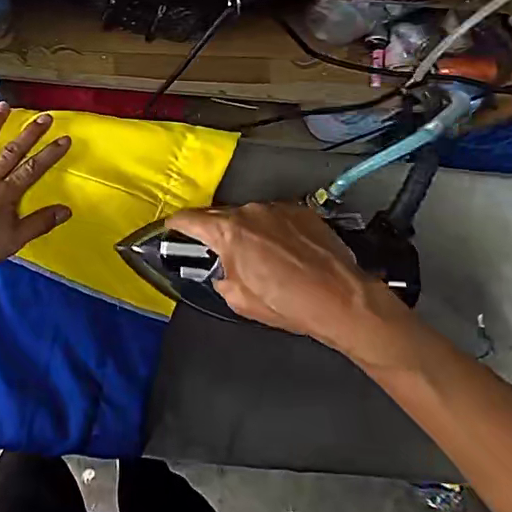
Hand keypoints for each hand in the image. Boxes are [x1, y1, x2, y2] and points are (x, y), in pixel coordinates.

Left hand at [0, 104, 70, 292]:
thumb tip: (65, 211)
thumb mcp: (12, 241)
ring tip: (4, 106)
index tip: (64, 140)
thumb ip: (39, 223)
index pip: (33, 169)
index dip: (51, 153)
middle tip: (44, 118)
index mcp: (4, 194)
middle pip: (12, 151)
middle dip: (30, 133)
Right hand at [166, 202, 420, 368]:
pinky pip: (276, 217)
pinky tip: (284, 253)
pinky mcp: (302, 211)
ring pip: (251, 215)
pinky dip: (273, 230)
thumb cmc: (289, 303)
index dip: (177, 225)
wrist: (339, 297)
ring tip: (262, 259)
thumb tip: (223, 271)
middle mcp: (253, 212)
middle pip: (221, 215)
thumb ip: (221, 277)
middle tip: (219, 253)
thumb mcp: (239, 300)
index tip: (172, 229)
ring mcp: (279, 209)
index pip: (190, 219)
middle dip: (215, 232)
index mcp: (230, 232)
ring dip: (249, 231)